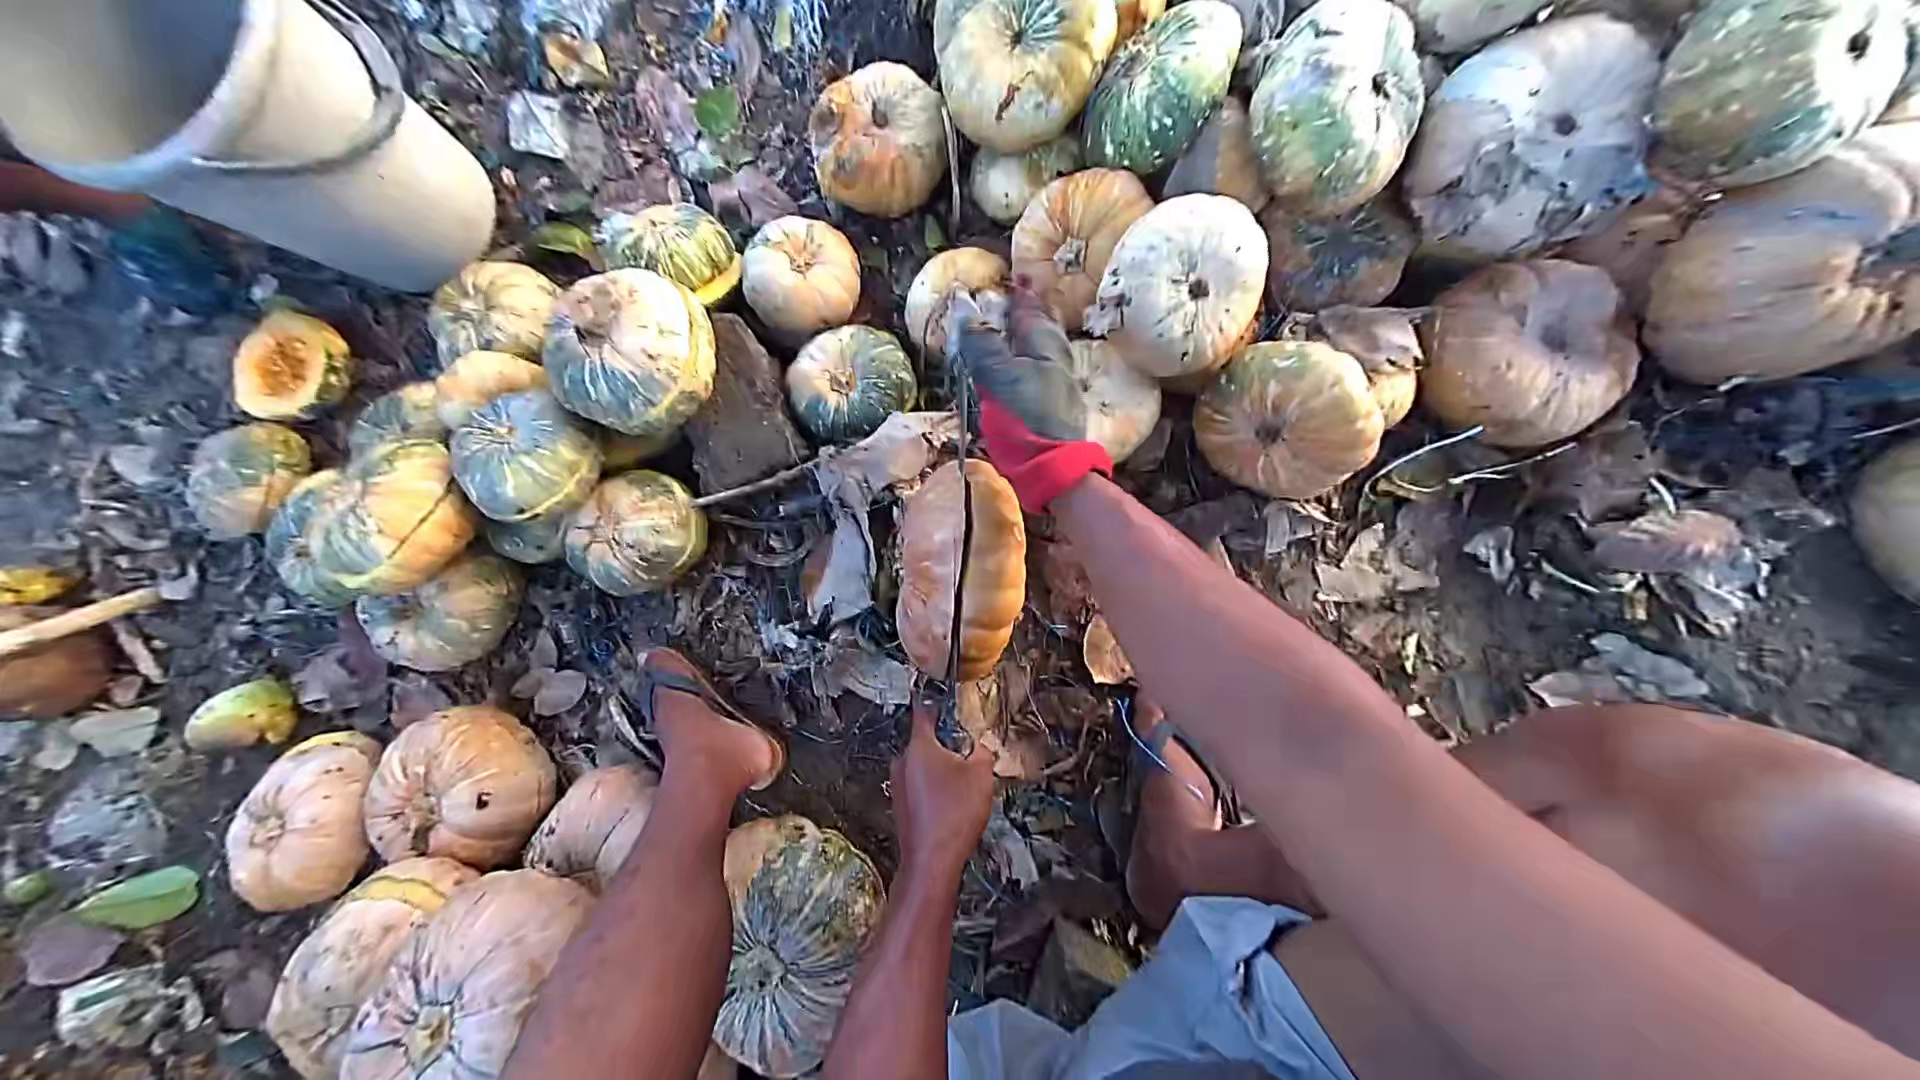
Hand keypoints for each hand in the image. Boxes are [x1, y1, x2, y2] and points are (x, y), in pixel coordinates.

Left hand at [892, 697, 996, 881]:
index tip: (942, 696)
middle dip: (945, 744)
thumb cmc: (954, 814)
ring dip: (940, 768)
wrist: (931, 862)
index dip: (935, 702)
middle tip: (967, 753)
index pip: (923, 712)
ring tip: (962, 784)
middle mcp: (902, 761)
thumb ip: (981, 752)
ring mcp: (898, 784)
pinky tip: (950, 803)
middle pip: (925, 740)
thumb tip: (979, 747)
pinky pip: (919, 785)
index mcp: (918, 746)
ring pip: (922, 764)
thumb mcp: (980, 775)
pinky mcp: (900, 805)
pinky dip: (934, 787)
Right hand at [949, 285, 1112, 512]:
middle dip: (1028, 314)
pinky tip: (1018, 372)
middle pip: (1041, 329)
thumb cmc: (1025, 420)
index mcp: (1045, 346)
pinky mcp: (1053, 408)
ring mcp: (1057, 386)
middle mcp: (1056, 361)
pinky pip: (1037, 374)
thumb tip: (966, 309)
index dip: (1020, 293)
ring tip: (1013, 333)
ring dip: (1026, 339)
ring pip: (1041, 352)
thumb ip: (983, 345)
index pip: (1030, 309)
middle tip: (1017, 300)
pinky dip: (1025, 364)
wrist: (1052, 469)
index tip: (1015, 277)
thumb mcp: (998, 379)